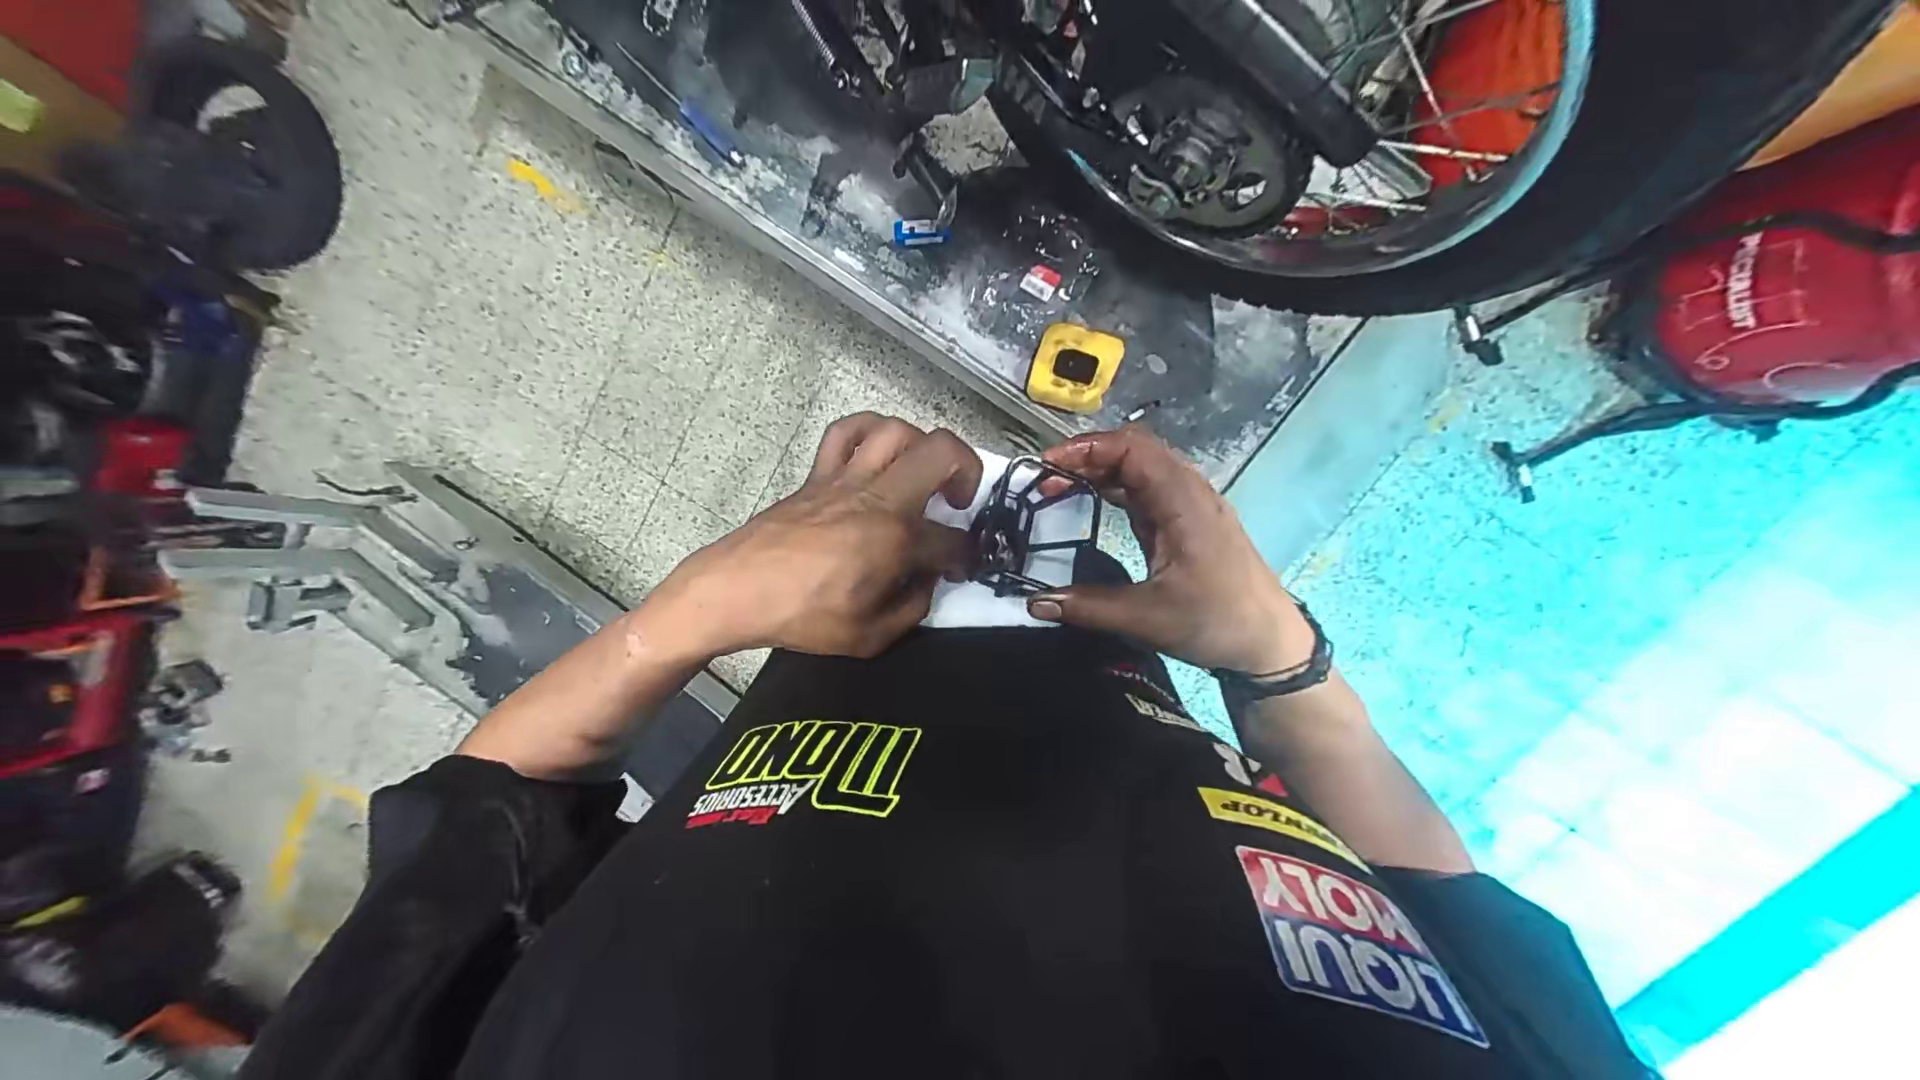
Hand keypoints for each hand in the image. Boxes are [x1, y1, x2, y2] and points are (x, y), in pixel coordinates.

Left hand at [647, 413, 982, 659]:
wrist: (735, 591)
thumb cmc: (802, 616)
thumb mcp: (869, 636)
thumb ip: (912, 609)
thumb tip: (926, 582)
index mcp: (895, 539)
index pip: (952, 539)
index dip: (967, 555)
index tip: (963, 565)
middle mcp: (878, 497)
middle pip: (941, 452)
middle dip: (968, 471)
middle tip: (959, 502)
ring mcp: (845, 478)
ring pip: (896, 430)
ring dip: (922, 445)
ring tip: (921, 473)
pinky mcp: (818, 474)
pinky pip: (844, 432)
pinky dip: (868, 431)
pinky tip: (876, 452)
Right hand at [1025, 425, 1312, 673]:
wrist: (1270, 642)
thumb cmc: (1215, 622)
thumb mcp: (1147, 617)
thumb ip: (1088, 606)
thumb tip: (1036, 603)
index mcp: (1183, 501)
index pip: (1131, 449)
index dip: (1085, 449)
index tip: (1046, 466)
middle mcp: (1188, 492)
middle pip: (1135, 450)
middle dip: (1087, 456)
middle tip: (1046, 480)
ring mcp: (1189, 505)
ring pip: (1141, 468)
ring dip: (1100, 470)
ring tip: (1059, 488)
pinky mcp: (1186, 521)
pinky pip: (1147, 489)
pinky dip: (1115, 488)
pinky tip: (1092, 501)